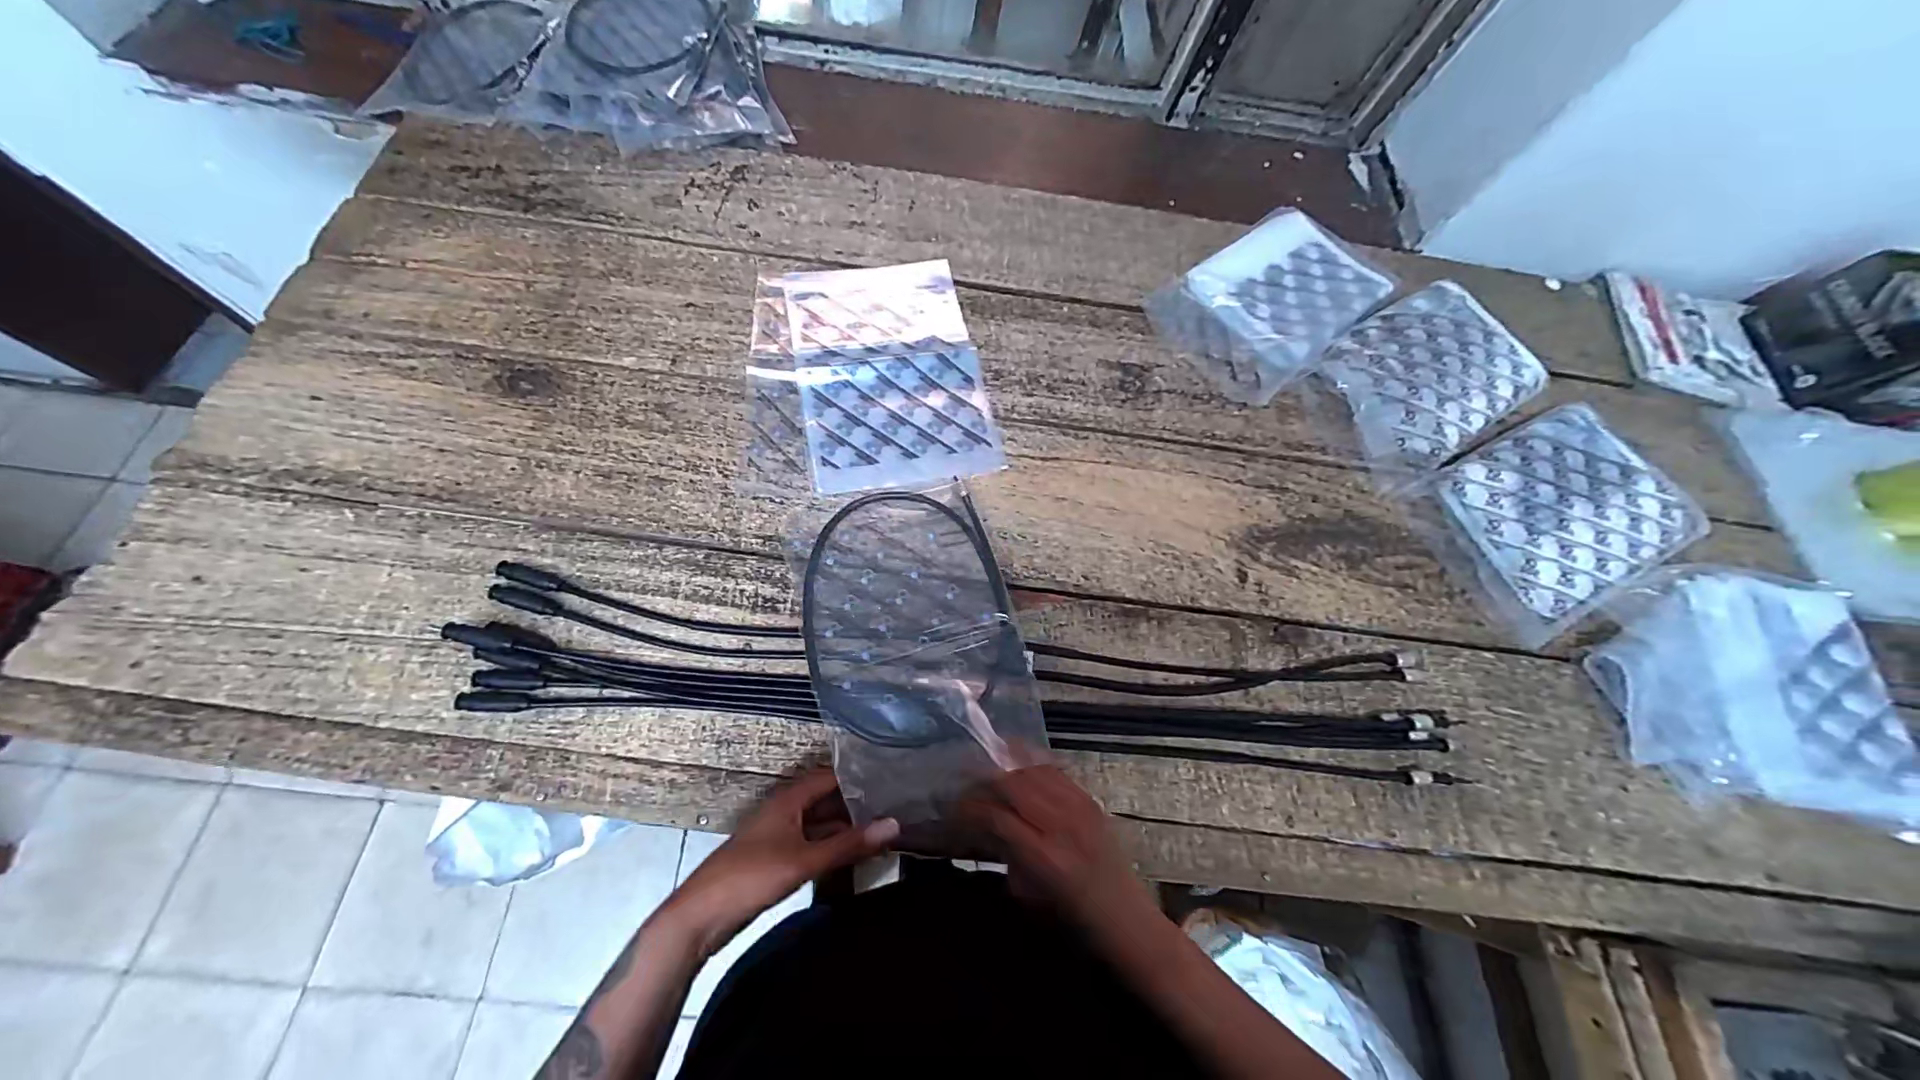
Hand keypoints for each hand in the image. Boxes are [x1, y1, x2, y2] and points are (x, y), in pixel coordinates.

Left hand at [662, 767, 897, 953]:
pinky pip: (810, 843)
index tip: (889, 779)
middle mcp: (783, 812)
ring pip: (818, 824)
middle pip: (825, 800)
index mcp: (787, 800)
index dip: (857, 776)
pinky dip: (831, 846)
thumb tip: (894, 824)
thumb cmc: (750, 877)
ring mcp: (778, 836)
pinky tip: (852, 856)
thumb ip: (849, 844)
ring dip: (844, 827)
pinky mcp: (774, 860)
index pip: (829, 777)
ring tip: (880, 830)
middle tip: (893, 806)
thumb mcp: (804, 860)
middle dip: (855, 803)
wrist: (699, 917)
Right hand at [957, 765, 1158, 934]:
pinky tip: (1015, 763)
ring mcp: (1080, 807)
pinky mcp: (1090, 799)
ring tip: (986, 775)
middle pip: (1012, 784)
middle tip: (964, 788)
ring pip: (1032, 770)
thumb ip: (1003, 852)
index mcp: (1044, 857)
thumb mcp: (1028, 894)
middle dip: (981, 782)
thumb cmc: (1072, 919)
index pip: (996, 815)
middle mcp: (1062, 824)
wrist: (1126, 919)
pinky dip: (1030, 763)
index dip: (969, 809)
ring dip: (1004, 770)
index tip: (952, 810)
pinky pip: (1054, 769)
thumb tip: (978, 824)